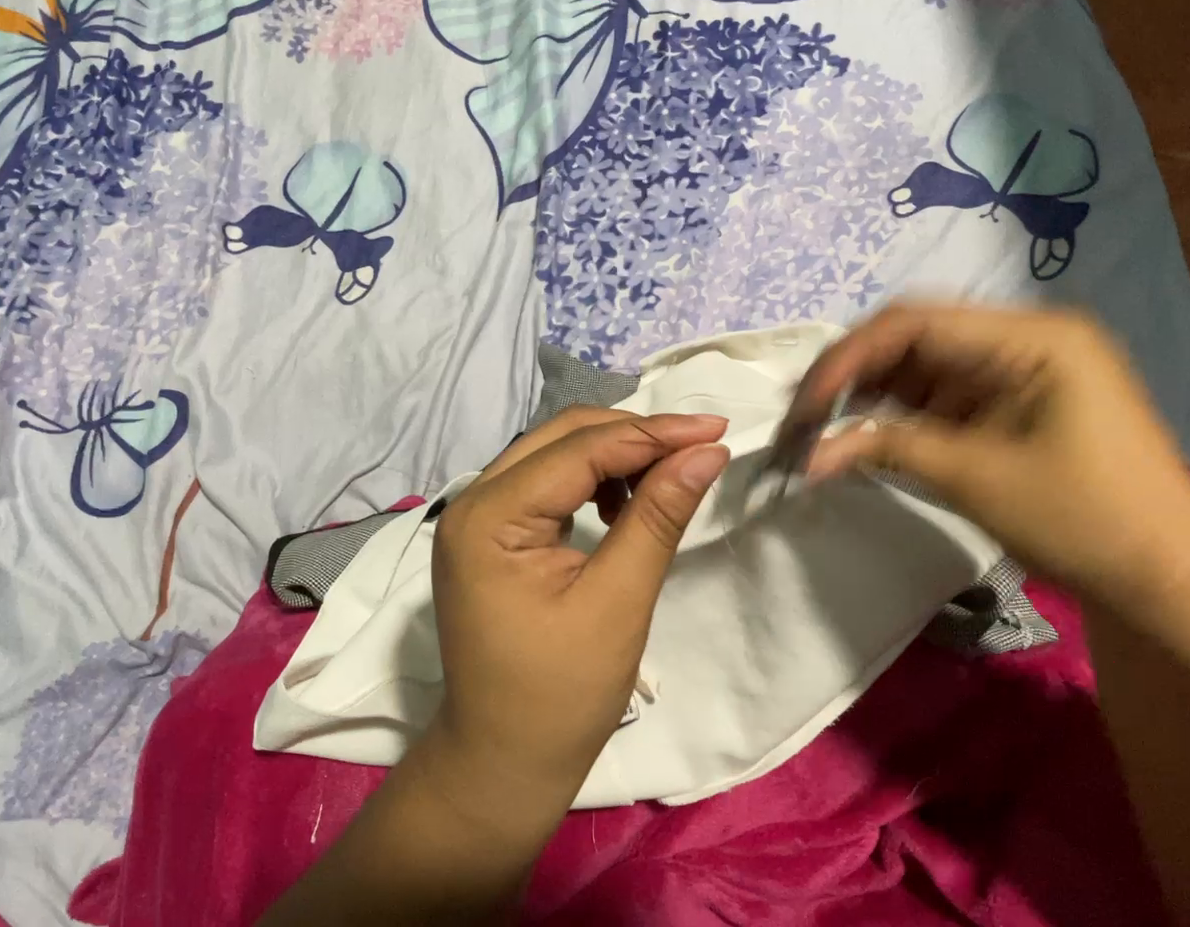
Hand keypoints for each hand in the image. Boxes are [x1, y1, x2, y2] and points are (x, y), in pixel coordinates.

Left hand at [423, 407, 730, 812]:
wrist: (504, 761)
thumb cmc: (561, 695)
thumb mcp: (618, 602)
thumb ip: (657, 517)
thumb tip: (706, 452)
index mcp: (489, 518)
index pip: (580, 450)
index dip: (652, 434)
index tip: (717, 428)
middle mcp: (472, 503)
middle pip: (561, 439)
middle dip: (634, 437)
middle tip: (700, 449)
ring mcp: (475, 518)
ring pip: (554, 455)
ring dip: (613, 457)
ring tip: (663, 485)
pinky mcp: (490, 536)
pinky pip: (545, 484)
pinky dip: (591, 482)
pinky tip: (620, 509)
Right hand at [793, 303, 1189, 602]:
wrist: (1168, 579)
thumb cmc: (1084, 518)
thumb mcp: (975, 477)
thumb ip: (888, 447)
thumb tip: (808, 456)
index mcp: (1034, 336)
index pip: (916, 322)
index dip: (850, 357)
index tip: (805, 404)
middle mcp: (1027, 338)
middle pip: (917, 337)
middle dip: (855, 373)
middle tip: (804, 415)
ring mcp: (1023, 371)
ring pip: (925, 365)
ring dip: (873, 393)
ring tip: (823, 426)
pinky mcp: (1016, 403)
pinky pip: (945, 394)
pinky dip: (902, 413)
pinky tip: (865, 432)